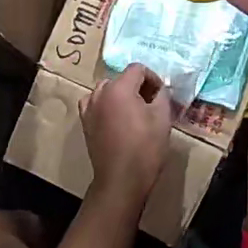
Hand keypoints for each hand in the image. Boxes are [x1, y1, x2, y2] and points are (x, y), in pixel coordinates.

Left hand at [80, 64, 175, 205]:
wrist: (121, 179)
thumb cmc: (146, 148)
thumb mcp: (162, 118)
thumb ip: (161, 95)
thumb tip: (158, 89)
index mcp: (119, 88)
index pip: (138, 68)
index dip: (153, 78)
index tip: (161, 94)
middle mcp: (100, 93)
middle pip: (121, 79)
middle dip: (137, 87)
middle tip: (151, 103)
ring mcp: (89, 108)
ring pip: (107, 91)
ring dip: (121, 95)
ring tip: (134, 112)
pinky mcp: (85, 122)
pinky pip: (96, 104)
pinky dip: (107, 106)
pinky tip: (117, 120)